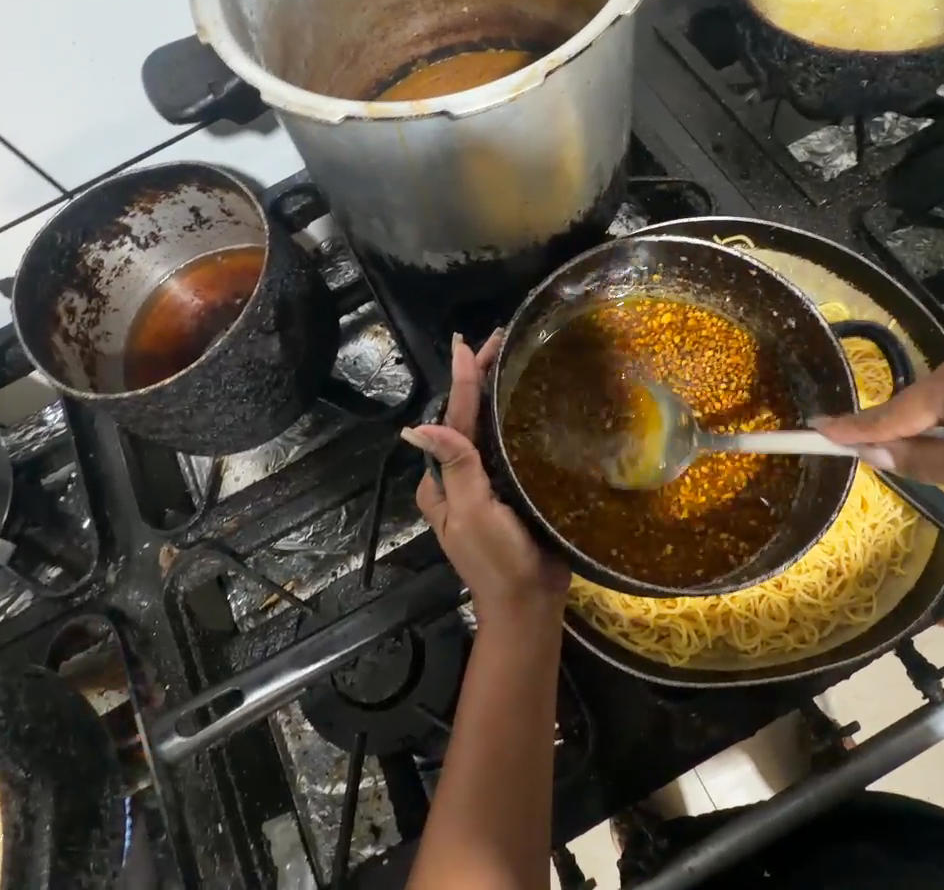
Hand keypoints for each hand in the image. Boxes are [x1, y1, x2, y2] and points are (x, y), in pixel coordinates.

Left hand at [402, 333, 570, 624]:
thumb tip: (415, 425)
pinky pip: (507, 445)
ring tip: (510, 357)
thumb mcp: (471, 513)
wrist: (528, 603)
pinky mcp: (509, 490)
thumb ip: (453, 466)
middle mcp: (458, 475)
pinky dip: (513, 417)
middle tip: (500, 339)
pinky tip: (528, 402)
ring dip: (496, 391)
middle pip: (467, 416)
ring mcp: (484, 483)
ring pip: (486, 427)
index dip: (462, 379)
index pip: (452, 418)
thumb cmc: (498, 559)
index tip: (467, 343)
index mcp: (443, 478)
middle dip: (479, 377)